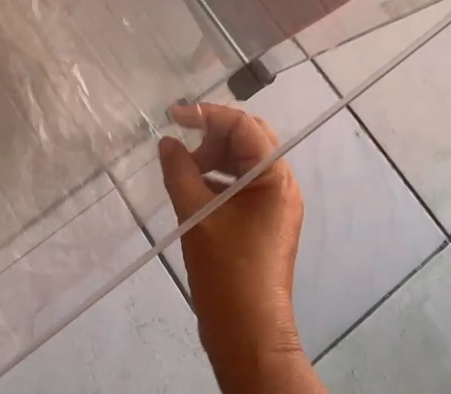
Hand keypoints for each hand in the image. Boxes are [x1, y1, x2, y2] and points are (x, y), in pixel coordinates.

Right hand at [159, 104, 305, 373]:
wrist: (250, 335)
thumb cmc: (227, 271)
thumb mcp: (196, 215)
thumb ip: (179, 170)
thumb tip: (168, 143)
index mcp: (275, 178)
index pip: (243, 125)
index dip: (207, 114)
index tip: (173, 116)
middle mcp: (282, 185)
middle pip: (248, 139)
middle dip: (212, 136)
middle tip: (181, 148)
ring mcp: (276, 205)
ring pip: (244, 161)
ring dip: (213, 158)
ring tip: (184, 173)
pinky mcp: (266, 223)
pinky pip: (243, 185)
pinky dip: (218, 180)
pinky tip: (194, 193)